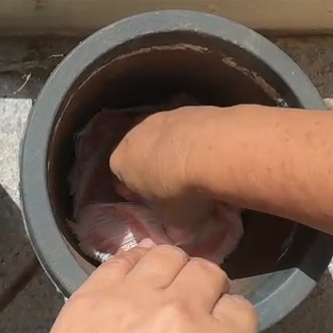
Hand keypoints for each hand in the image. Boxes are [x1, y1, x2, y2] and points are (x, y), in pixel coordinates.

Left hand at [0, 245, 257, 332]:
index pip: (241, 307)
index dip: (230, 318)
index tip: (218, 326)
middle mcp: (182, 316)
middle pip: (207, 272)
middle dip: (206, 289)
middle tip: (192, 307)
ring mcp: (134, 300)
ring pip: (168, 255)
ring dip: (173, 270)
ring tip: (164, 287)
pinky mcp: (92, 295)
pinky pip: (124, 259)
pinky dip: (135, 263)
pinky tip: (134, 278)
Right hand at [110, 106, 224, 228]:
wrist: (212, 151)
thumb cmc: (182, 192)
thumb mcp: (172, 220)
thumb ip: (168, 220)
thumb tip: (177, 223)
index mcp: (120, 162)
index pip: (121, 181)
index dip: (138, 194)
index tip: (155, 204)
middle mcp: (134, 135)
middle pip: (141, 154)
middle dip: (155, 169)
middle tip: (176, 188)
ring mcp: (160, 117)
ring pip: (164, 138)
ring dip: (175, 151)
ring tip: (198, 170)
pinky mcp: (187, 108)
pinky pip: (187, 129)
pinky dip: (195, 140)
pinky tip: (212, 154)